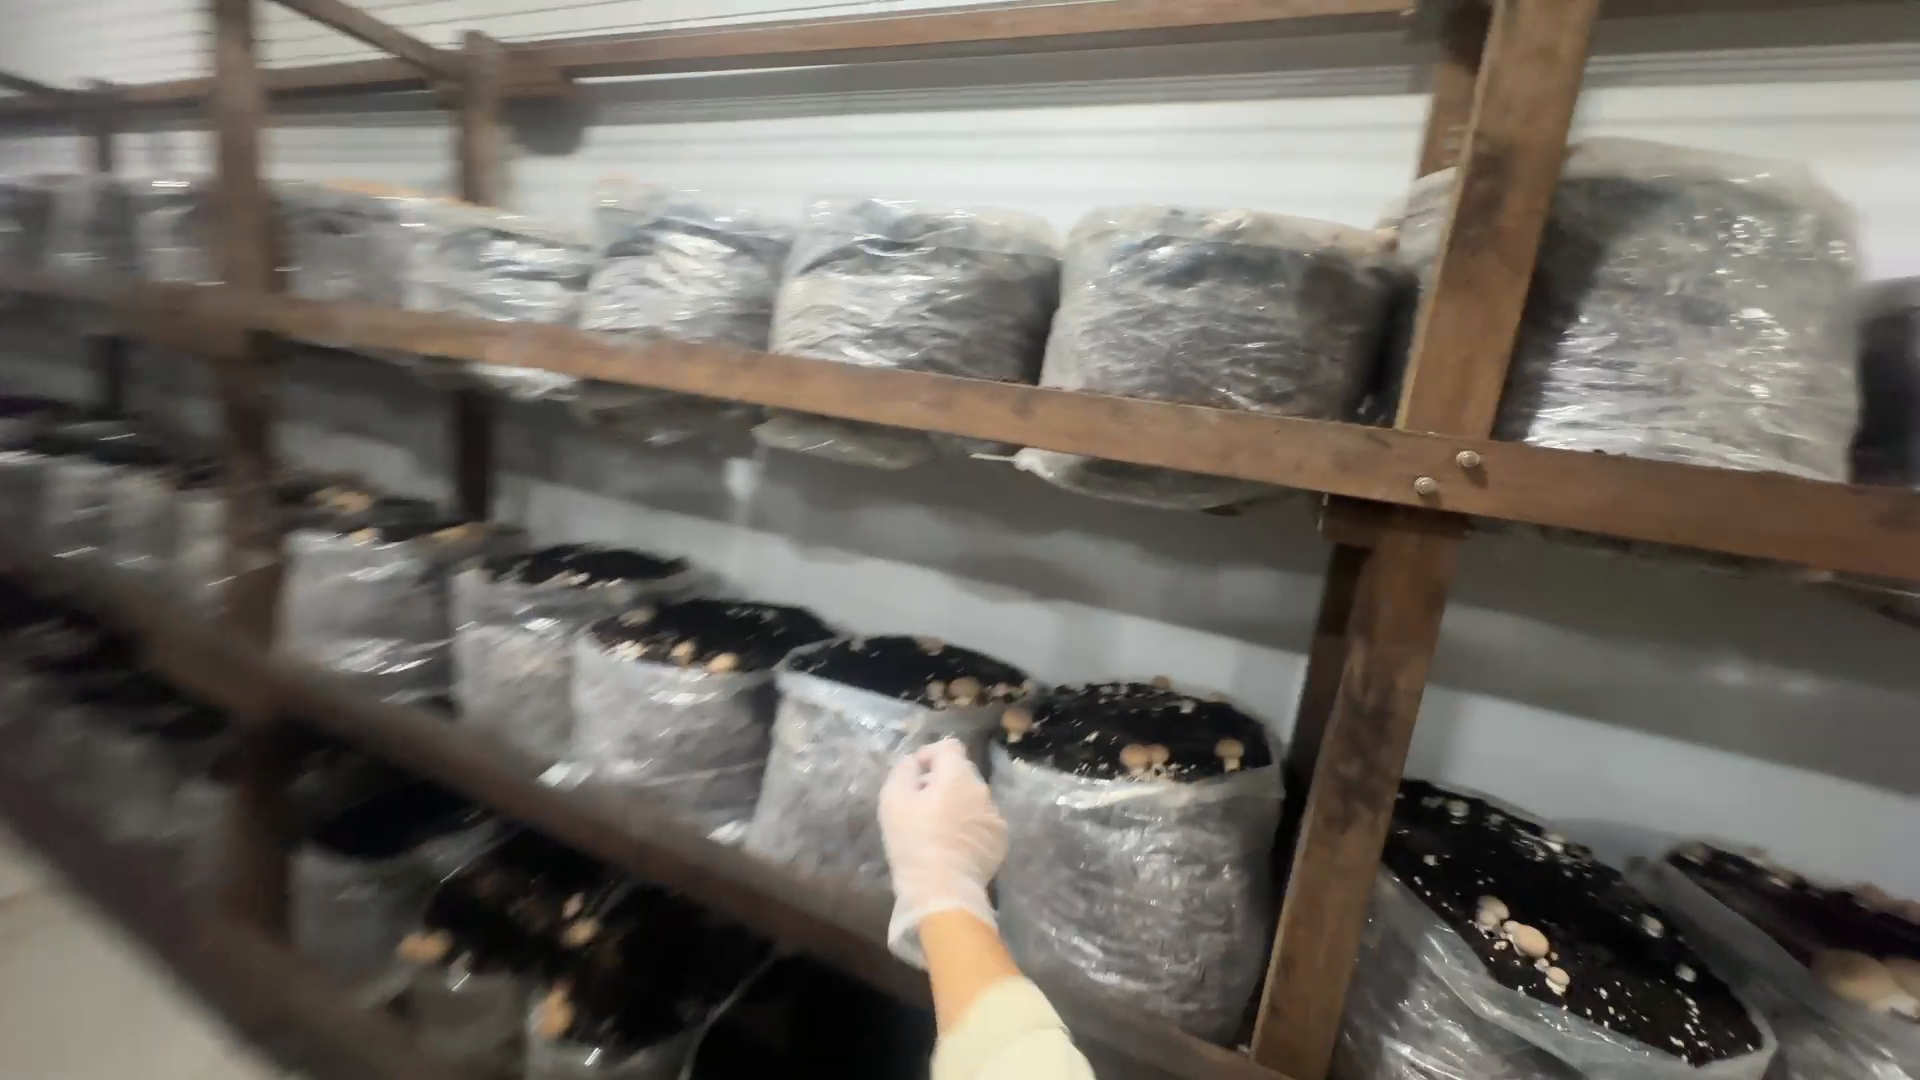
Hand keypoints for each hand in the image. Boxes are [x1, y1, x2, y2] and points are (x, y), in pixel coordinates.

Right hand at [877, 739, 1007, 964]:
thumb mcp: (893, 801)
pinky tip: (955, 845)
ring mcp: (994, 816)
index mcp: (957, 775)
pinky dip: (970, 825)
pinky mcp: (1000, 840)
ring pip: (973, 798)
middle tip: (921, 804)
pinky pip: (982, 821)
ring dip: (958, 804)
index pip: (949, 747)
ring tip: (938, 828)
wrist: (942, 892)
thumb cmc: (913, 843)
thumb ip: (903, 771)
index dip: (930, 754)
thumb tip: (913, 761)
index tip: (916, 774)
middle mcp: (982, 789)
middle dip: (942, 781)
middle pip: (961, 773)